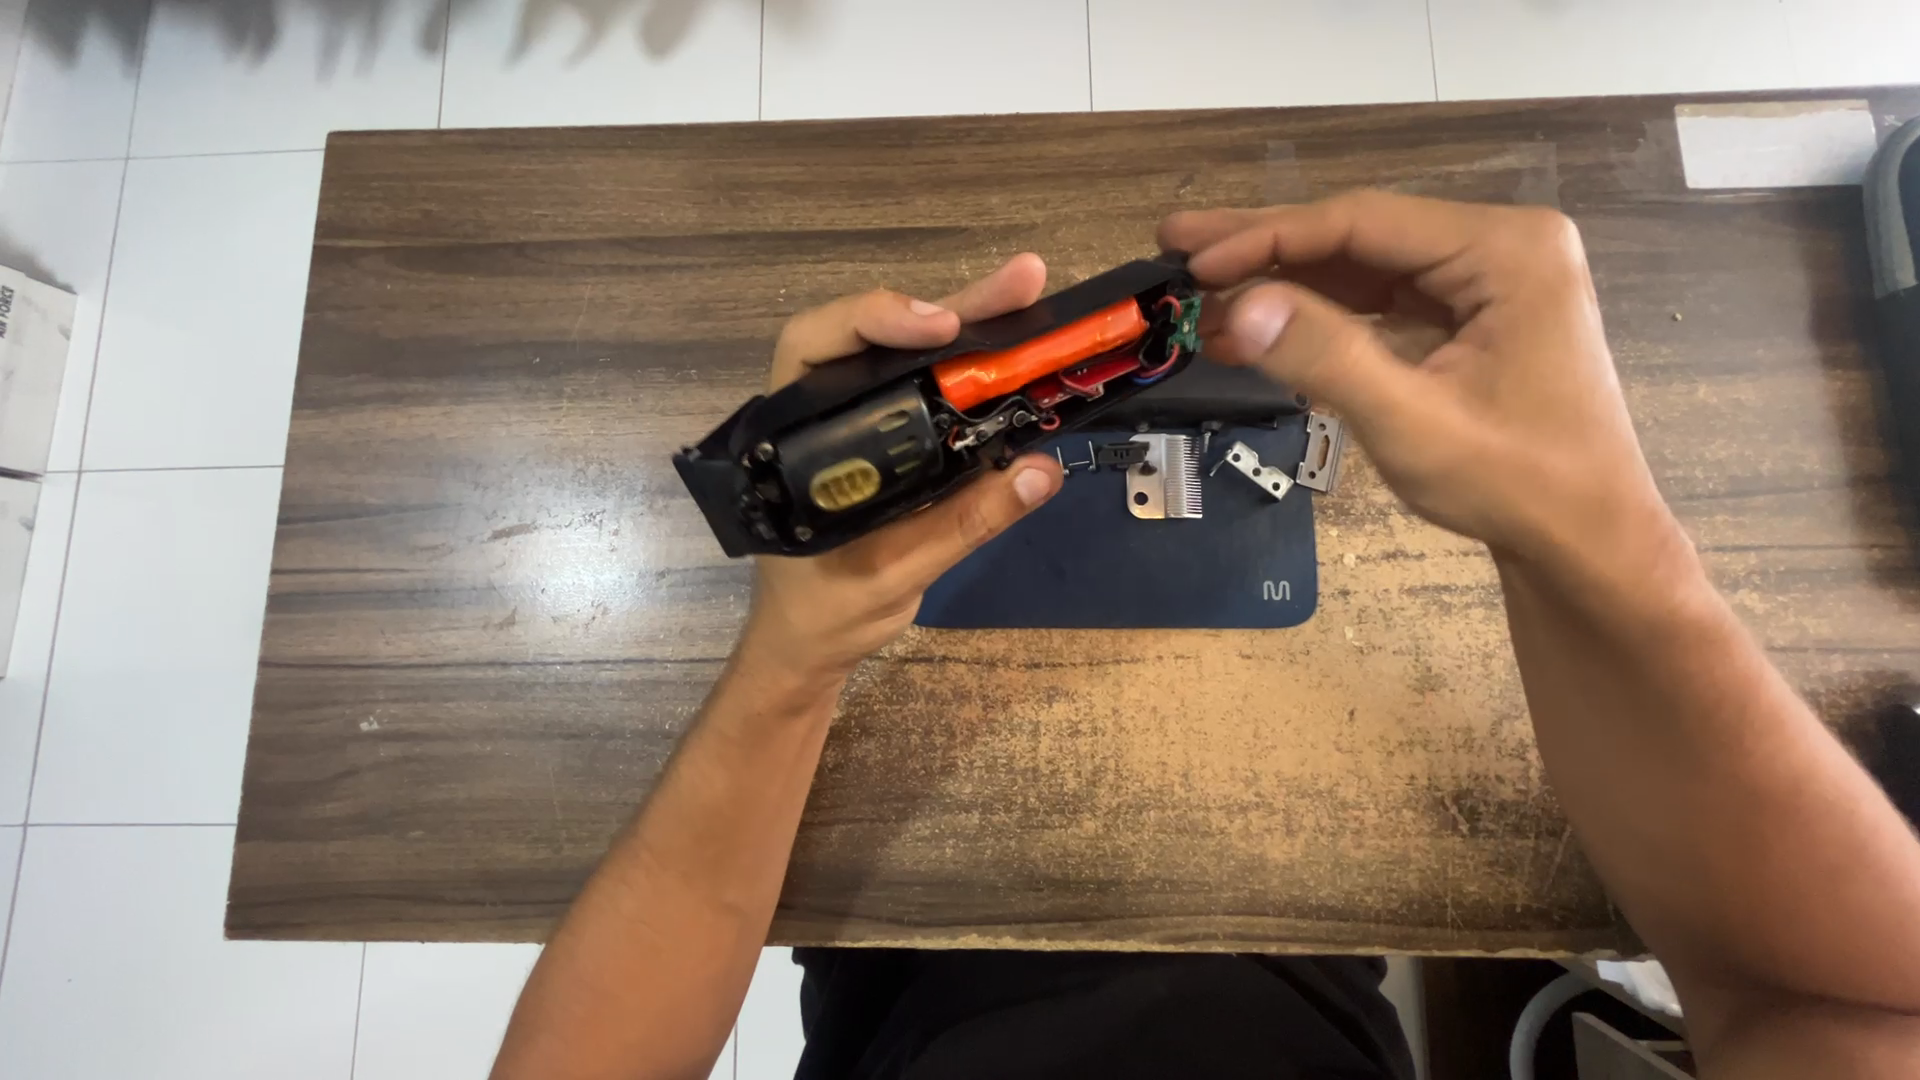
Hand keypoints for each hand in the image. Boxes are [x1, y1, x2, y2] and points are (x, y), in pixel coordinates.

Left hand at [738, 256, 1064, 684]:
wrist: (810, 645)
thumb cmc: (826, 612)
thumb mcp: (894, 571)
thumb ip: (963, 522)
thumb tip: (1042, 470)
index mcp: (794, 438)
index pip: (817, 346)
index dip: (876, 320)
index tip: (941, 326)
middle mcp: (826, 418)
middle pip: (881, 341)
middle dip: (953, 307)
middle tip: (1024, 281)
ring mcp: (863, 429)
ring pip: (911, 361)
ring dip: (972, 330)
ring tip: (1031, 303)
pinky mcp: (895, 447)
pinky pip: (933, 399)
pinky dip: (975, 377)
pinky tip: (1017, 360)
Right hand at [1159, 192, 1685, 579]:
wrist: (1579, 536)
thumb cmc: (1512, 482)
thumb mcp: (1410, 422)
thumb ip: (1324, 358)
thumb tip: (1235, 308)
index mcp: (1503, 250)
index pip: (1359, 224)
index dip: (1266, 240)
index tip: (1193, 266)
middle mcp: (1492, 248)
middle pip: (1352, 236)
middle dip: (1260, 244)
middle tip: (1175, 243)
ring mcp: (1475, 283)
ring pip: (1353, 268)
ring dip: (1275, 284)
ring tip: (1199, 293)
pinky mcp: (1457, 319)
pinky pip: (1368, 305)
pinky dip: (1307, 318)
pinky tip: (1252, 330)